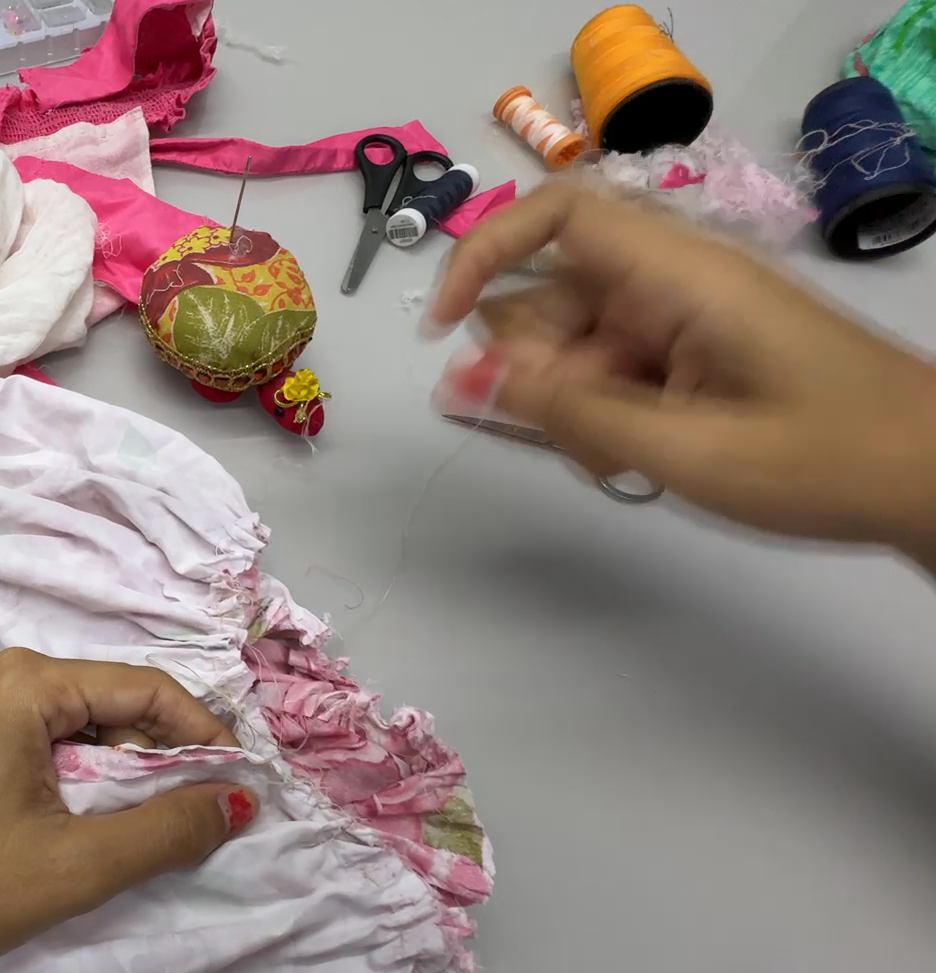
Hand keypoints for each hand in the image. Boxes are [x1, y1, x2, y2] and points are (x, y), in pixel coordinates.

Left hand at [0, 651, 255, 972]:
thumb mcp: (75, 864)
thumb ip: (167, 829)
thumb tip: (239, 800)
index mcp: (24, 682)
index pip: (142, 687)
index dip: (200, 732)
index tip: (241, 783)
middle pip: (108, 699)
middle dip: (159, 753)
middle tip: (195, 813)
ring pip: (76, 721)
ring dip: (120, 767)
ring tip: (144, 824)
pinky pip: (39, 736)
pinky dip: (78, 771)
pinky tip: (85, 816)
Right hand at [427, 180, 935, 562]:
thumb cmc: (828, 461)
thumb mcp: (678, 445)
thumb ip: (561, 410)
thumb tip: (454, 381)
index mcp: (677, 277)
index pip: (556, 216)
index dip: (481, 253)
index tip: (441, 327)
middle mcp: (660, 286)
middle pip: (535, 301)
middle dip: (530, 371)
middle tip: (582, 430)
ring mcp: (660, 322)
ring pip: (551, 350)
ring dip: (557, 408)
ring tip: (620, 454)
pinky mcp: (663, 355)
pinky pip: (581, 377)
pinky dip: (582, 420)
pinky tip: (628, 454)